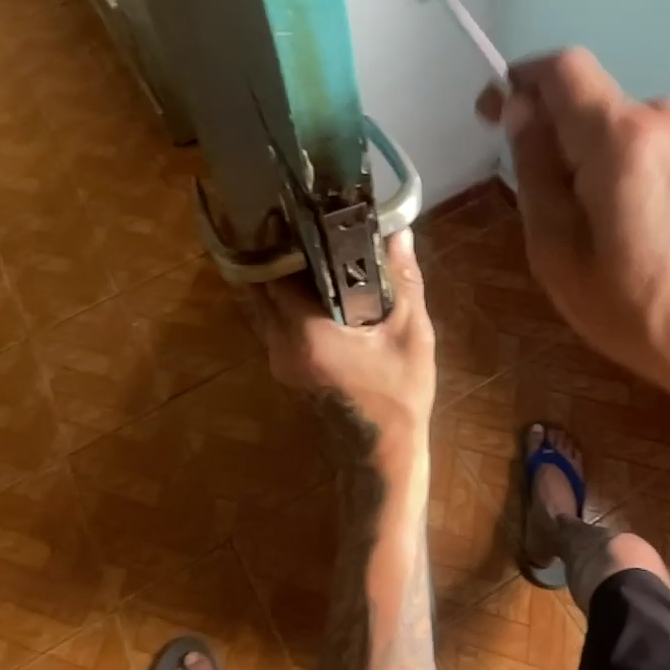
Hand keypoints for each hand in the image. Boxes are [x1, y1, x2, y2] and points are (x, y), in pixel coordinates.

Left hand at [259, 230, 436, 459]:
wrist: (380, 458)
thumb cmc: (399, 398)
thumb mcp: (411, 335)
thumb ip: (403, 280)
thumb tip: (399, 231)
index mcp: (306, 334)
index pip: (273, 274)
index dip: (275, 241)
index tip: (286, 210)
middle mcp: (280, 345)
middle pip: (258, 287)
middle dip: (270, 254)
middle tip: (291, 221)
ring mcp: (278, 361)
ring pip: (261, 307)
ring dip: (274, 278)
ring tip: (300, 247)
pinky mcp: (285, 370)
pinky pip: (272, 324)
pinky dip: (281, 301)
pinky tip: (308, 286)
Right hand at [477, 49, 669, 415]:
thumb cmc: (634, 308)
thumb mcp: (556, 249)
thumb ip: (534, 169)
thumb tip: (519, 111)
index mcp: (621, 137)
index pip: (561, 68)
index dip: (518, 81)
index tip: (493, 117)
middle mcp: (663, 118)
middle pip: (586, 97)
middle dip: (550, 132)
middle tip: (537, 199)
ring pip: (612, 123)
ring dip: (582, 153)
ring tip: (582, 225)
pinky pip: (641, 141)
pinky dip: (613, 163)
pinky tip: (619, 222)